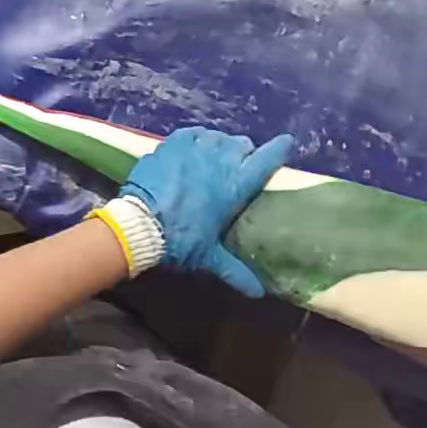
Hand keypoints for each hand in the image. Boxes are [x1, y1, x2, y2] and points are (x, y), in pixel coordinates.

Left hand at [122, 127, 292, 296]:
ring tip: (213, 156)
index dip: (279, 149)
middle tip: (236, 166)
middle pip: (242, 145)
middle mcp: (220, 160)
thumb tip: (258, 293)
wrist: (140, 227)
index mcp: (236, 185)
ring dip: (219, 145)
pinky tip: (193, 146)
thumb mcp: (209, 258)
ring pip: (217, 137)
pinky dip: (195, 139)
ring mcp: (195, 149)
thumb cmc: (180, 242)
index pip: (267, 159)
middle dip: (243, 153)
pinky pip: (191, 134)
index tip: (286, 144)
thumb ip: (235, 272)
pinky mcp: (171, 145)